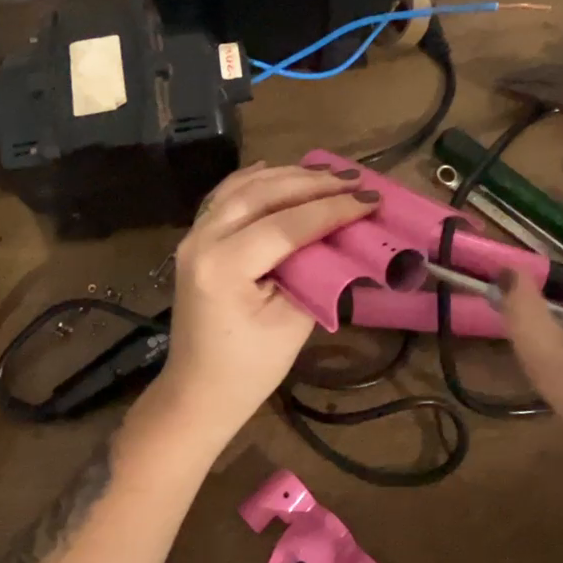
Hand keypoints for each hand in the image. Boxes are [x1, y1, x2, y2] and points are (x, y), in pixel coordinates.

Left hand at [158, 162, 375, 441]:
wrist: (197, 391)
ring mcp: (192, 236)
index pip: (284, 224)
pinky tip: (276, 172)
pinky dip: (252, 181)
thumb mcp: (292, 324)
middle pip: (260, 195)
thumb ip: (315, 274)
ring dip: (284, 177)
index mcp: (223, 266)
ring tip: (326, 173)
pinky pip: (224, 198)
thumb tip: (342, 238)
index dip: (331, 209)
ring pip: (240, 189)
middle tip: (354, 179)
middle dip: (310, 183)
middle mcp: (201, 240)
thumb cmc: (248, 369)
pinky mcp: (194, 240)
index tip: (370, 198)